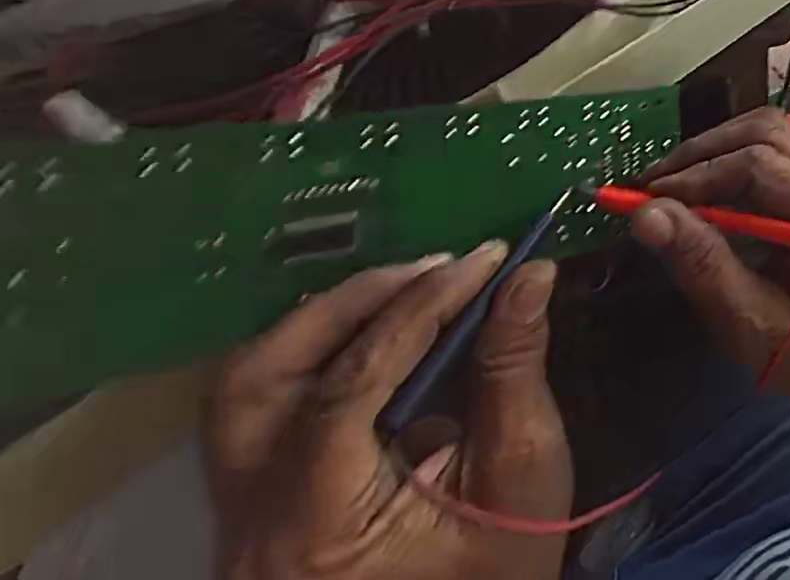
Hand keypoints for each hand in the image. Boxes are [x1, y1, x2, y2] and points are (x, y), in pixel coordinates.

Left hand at [204, 244, 572, 579]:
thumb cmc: (499, 565)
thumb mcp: (522, 468)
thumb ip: (515, 369)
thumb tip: (530, 276)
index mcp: (316, 526)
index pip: (347, 389)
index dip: (421, 309)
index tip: (489, 259)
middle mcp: (248, 521)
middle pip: (257, 381)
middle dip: (353, 303)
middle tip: (438, 265)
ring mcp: (241, 512)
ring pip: (249, 386)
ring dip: (333, 319)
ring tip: (419, 284)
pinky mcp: (260, 499)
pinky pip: (274, 401)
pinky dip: (331, 346)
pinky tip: (394, 325)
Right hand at [629, 108, 789, 430]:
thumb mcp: (750, 322)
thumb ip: (703, 264)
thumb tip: (647, 214)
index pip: (760, 164)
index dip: (698, 174)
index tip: (644, 198)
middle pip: (766, 133)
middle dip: (702, 153)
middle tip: (651, 187)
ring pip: (768, 134)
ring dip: (713, 152)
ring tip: (668, 188)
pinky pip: (771, 155)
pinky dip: (728, 164)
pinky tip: (698, 195)